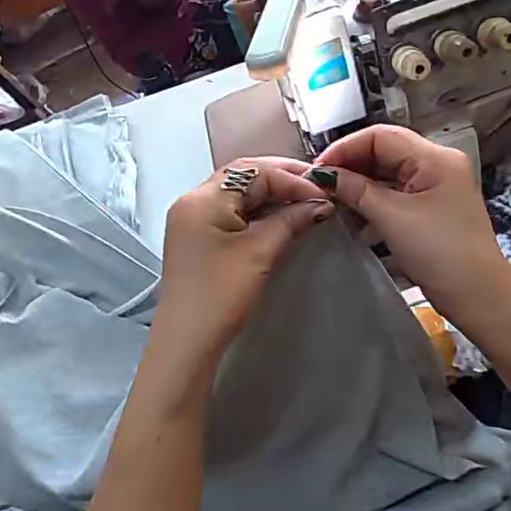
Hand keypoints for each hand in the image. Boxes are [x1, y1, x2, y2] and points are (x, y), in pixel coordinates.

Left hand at [157, 158, 333, 355]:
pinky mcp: (195, 238)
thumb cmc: (222, 294)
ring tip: (304, 202)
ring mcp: (190, 220)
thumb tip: (319, 203)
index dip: (291, 179)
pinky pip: (228, 212)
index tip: (322, 193)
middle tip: (316, 189)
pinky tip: (280, 218)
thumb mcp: (260, 252)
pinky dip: (255, 212)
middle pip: (241, 177)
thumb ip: (291, 220)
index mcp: (202, 199)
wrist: (188, 338)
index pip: (252, 172)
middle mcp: (192, 202)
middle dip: (280, 181)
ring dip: (270, 196)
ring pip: (236, 194)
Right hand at [315, 126, 510, 320]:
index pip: (380, 136)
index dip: (346, 148)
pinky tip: (353, 213)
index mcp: (435, 159)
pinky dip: (372, 200)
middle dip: (350, 165)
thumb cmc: (442, 253)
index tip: (320, 169)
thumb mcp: (393, 218)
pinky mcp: (430, 207)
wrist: (477, 294)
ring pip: (387, 173)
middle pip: (384, 152)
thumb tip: (325, 176)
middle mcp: (438, 165)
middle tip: (322, 184)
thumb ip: (356, 191)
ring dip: (359, 184)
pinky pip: (394, 193)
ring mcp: (435, 186)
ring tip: (333, 199)